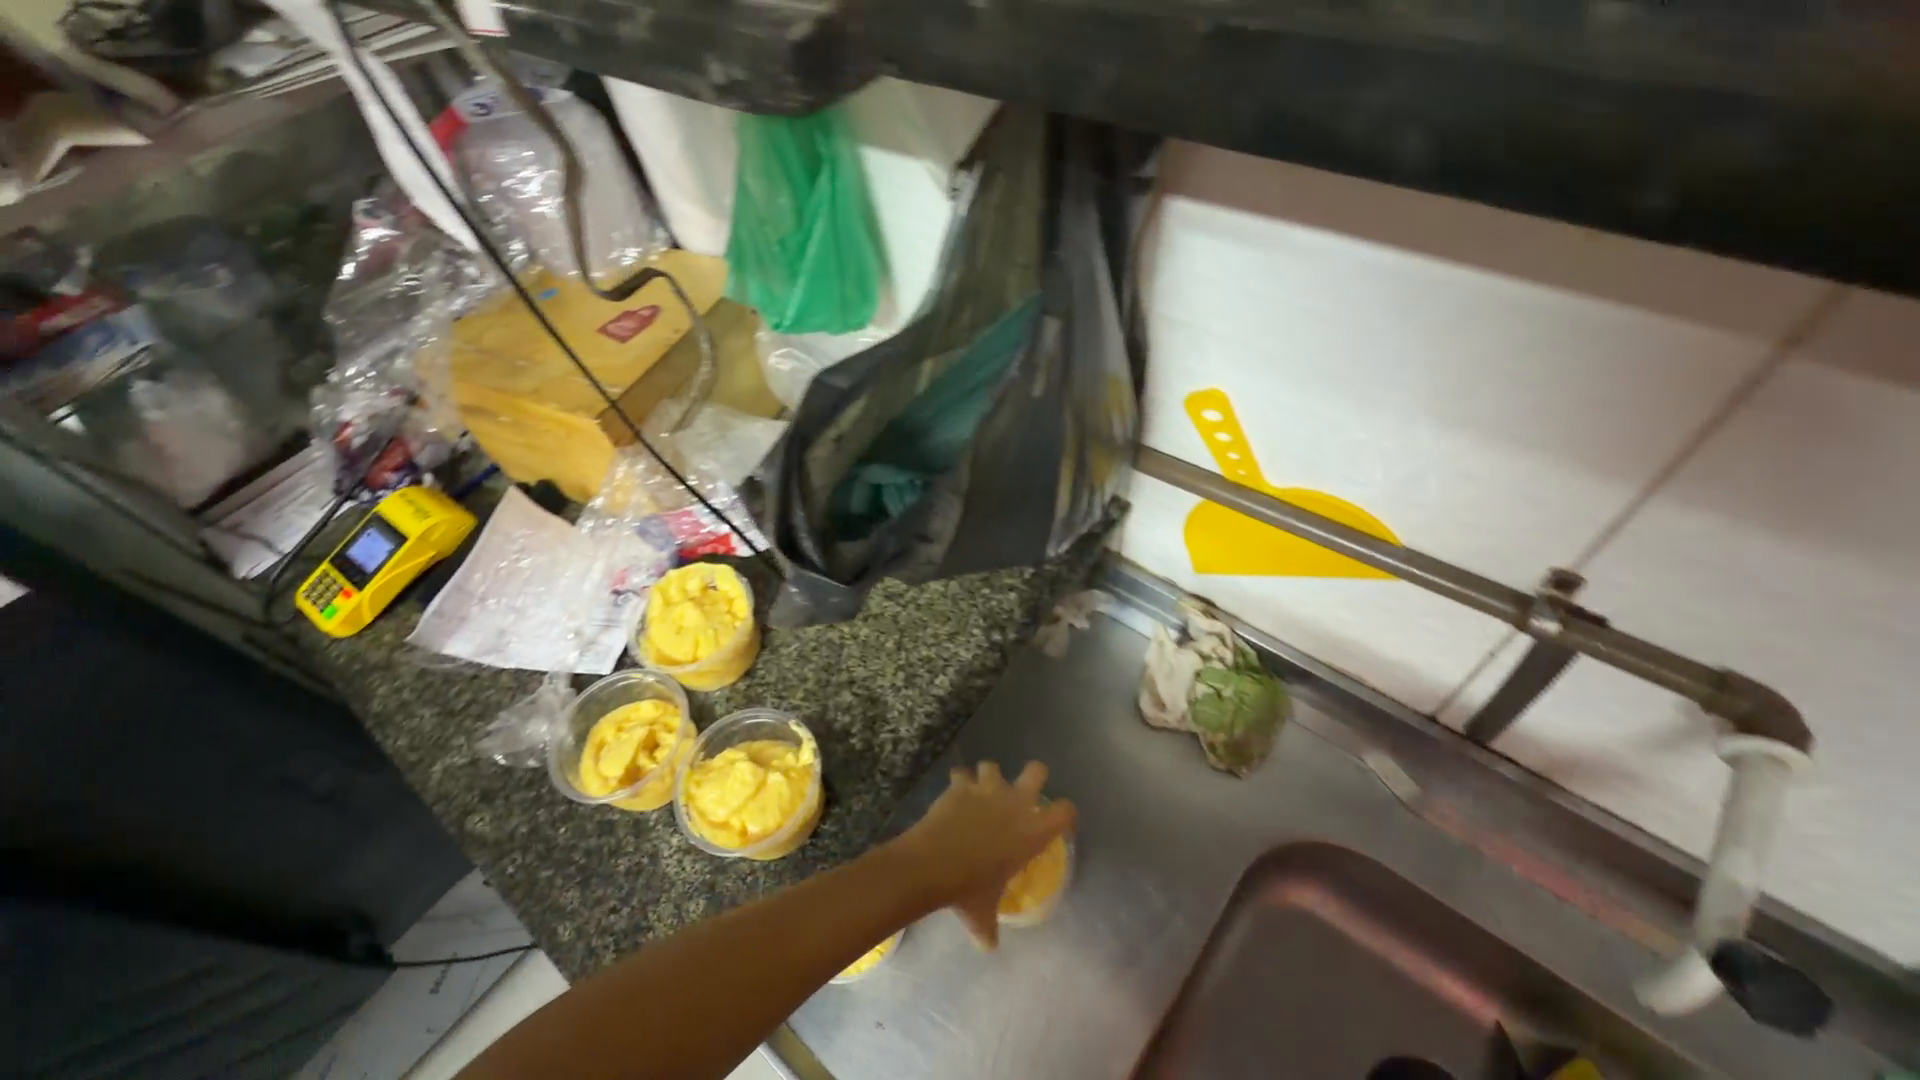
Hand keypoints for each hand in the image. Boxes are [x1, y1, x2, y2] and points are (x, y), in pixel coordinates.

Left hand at [890, 760, 1075, 949]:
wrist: (934, 864)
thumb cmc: (969, 889)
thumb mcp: (983, 914)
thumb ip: (989, 928)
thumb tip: (988, 946)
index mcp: (1033, 832)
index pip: (1066, 811)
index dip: (1064, 814)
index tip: (1057, 822)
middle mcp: (1016, 803)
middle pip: (1037, 770)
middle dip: (1032, 776)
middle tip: (1021, 793)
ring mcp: (987, 789)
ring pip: (993, 765)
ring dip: (987, 777)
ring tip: (979, 793)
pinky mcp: (960, 785)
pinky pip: (961, 773)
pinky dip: (958, 781)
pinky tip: (952, 793)